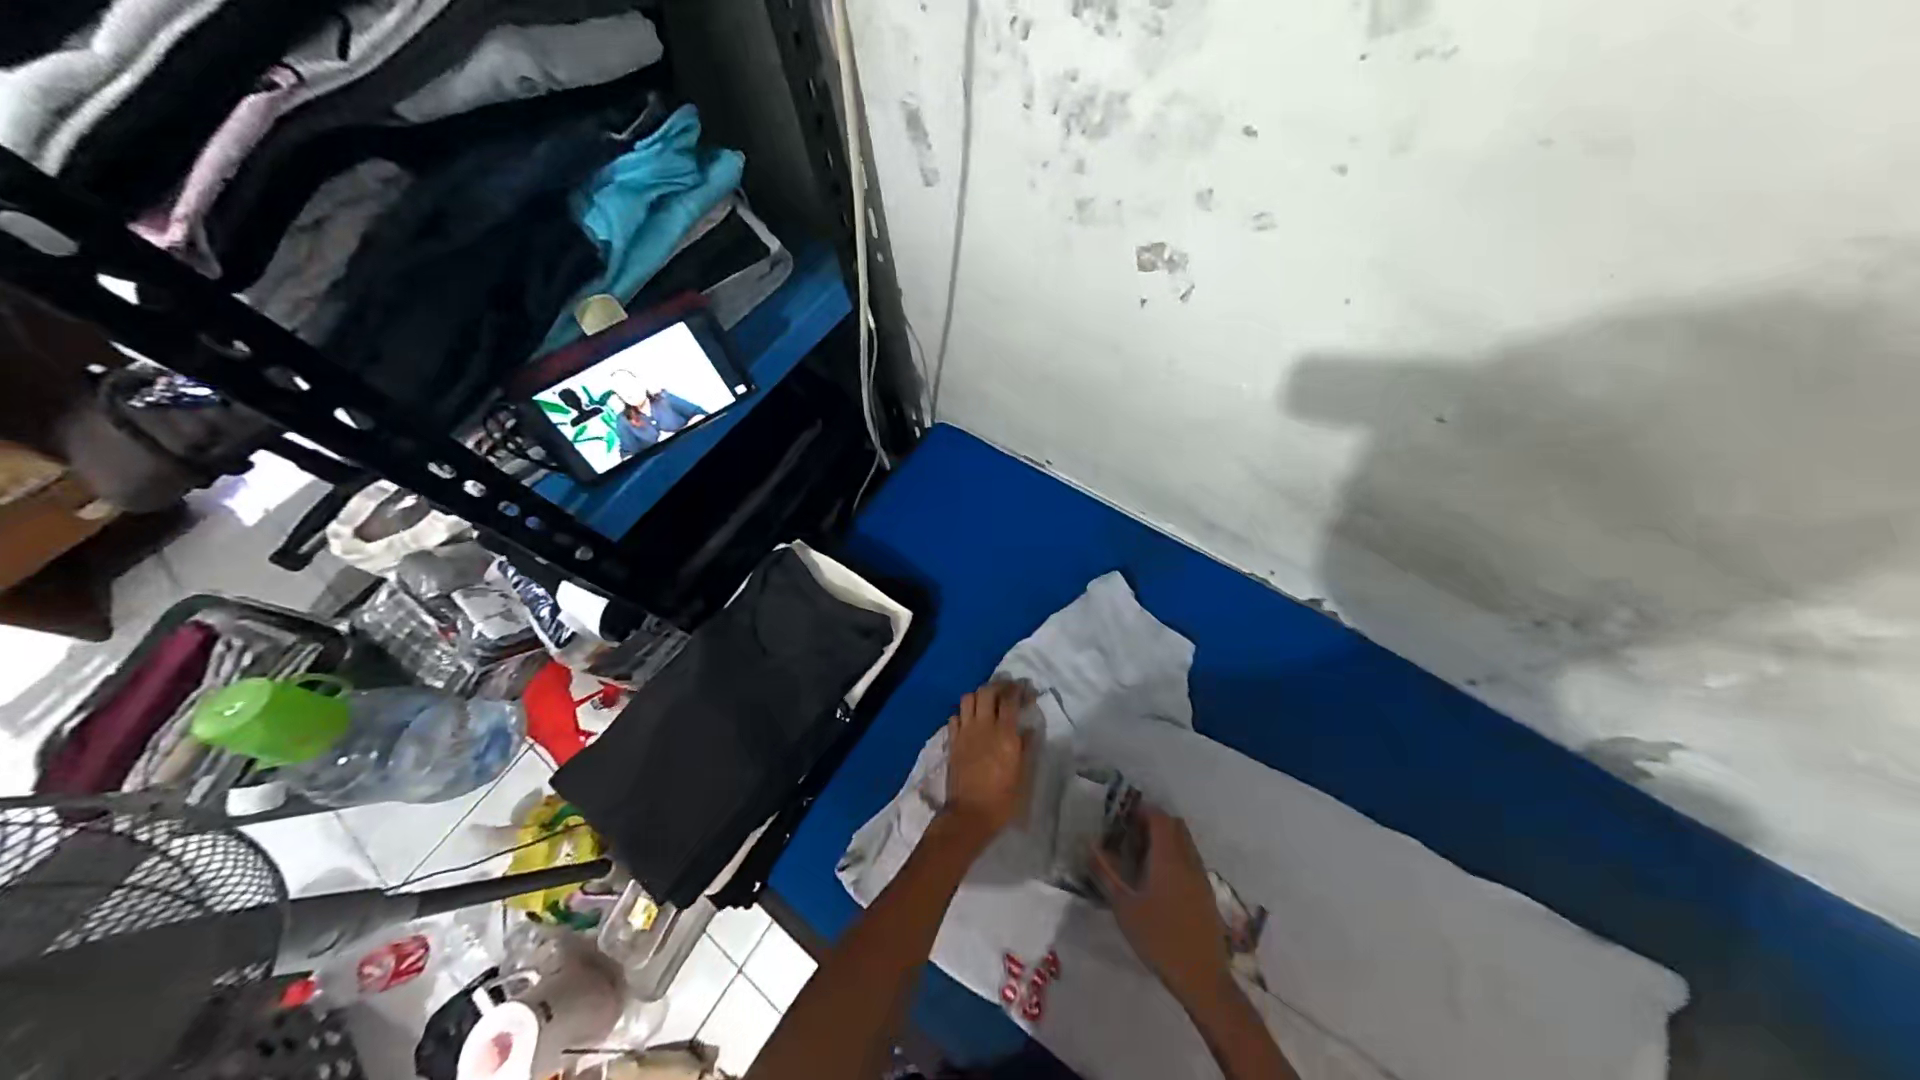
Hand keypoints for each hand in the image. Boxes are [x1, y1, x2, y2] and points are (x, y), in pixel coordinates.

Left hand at [940, 679, 1033, 847]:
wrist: (970, 813)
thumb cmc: (1003, 798)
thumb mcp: (1023, 775)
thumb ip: (1026, 747)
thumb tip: (1029, 728)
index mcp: (1005, 734)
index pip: (1011, 699)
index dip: (1019, 690)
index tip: (1027, 689)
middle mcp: (984, 726)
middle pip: (987, 691)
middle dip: (999, 685)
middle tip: (1008, 689)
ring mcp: (965, 732)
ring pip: (968, 698)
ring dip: (979, 695)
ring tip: (988, 701)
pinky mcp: (952, 741)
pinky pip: (955, 716)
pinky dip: (963, 713)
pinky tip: (970, 720)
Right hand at [1093, 807, 1232, 1005]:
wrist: (1201, 977)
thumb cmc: (1159, 938)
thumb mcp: (1124, 907)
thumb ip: (1106, 874)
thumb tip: (1090, 847)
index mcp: (1169, 859)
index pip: (1160, 819)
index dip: (1143, 810)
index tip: (1124, 815)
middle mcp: (1189, 861)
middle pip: (1176, 826)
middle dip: (1154, 821)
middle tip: (1131, 832)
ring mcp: (1201, 877)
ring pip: (1186, 842)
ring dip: (1166, 838)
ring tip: (1142, 854)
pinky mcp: (1206, 893)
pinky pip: (1190, 859)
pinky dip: (1175, 855)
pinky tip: (1158, 878)